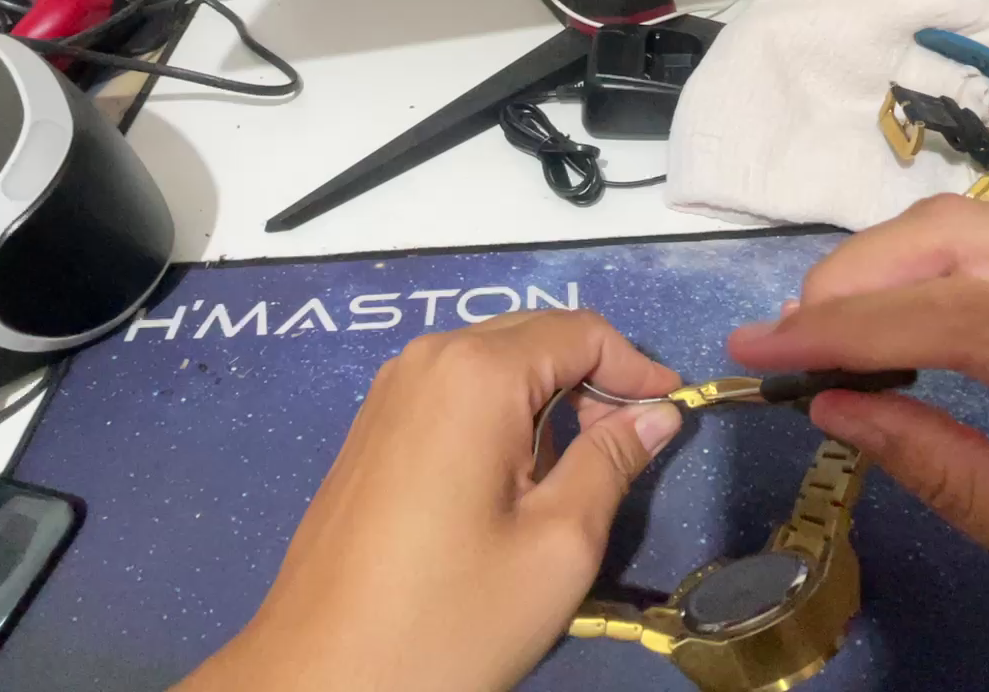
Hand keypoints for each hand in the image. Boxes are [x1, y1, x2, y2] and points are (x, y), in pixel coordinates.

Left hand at [179, 310, 682, 691]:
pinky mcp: (376, 417)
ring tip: (574, 463)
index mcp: (476, 371)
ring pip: (496, 357)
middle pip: (536, 335)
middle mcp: (430, 356)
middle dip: (593, 376)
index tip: (672, 410)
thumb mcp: (557, 544)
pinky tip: (513, 467)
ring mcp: (394, 384)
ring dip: (548, 392)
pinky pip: (458, 383)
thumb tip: (658, 412)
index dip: (633, 365)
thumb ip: (612, 461)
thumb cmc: (448, 617)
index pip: (579, 331)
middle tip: (629, 440)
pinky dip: (503, 405)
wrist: (316, 678)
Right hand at [730, 195, 988, 691]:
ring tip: (824, 327)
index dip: (850, 324)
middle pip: (967, 236)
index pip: (974, 317)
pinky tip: (889, 314)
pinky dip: (921, 271)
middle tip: (788, 338)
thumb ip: (951, 475)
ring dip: (881, 265)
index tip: (759, 347)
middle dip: (854, 277)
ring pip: (975, 223)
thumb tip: (832, 404)